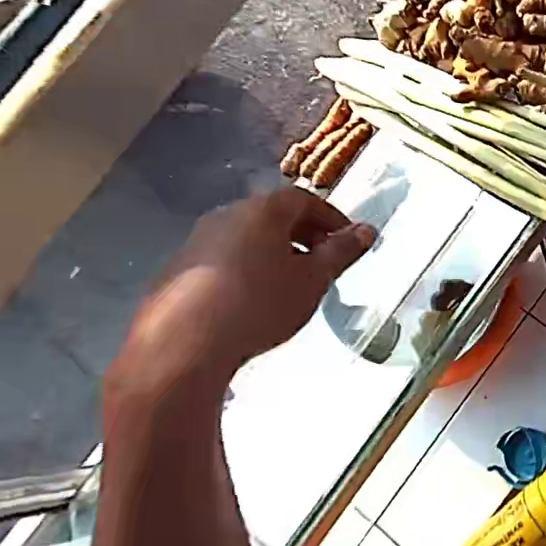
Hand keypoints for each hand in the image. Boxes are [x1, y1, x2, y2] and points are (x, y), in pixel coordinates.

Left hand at [118, 189, 374, 385]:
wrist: (183, 345)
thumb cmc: (260, 304)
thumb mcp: (314, 279)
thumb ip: (342, 251)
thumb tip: (367, 231)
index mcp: (260, 212)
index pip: (303, 199)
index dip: (332, 218)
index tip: (349, 241)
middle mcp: (225, 217)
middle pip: (273, 215)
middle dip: (306, 234)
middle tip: (326, 262)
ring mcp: (196, 242)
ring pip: (248, 236)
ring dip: (278, 251)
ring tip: (295, 283)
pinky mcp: (178, 269)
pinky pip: (226, 257)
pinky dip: (251, 267)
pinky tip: (258, 299)